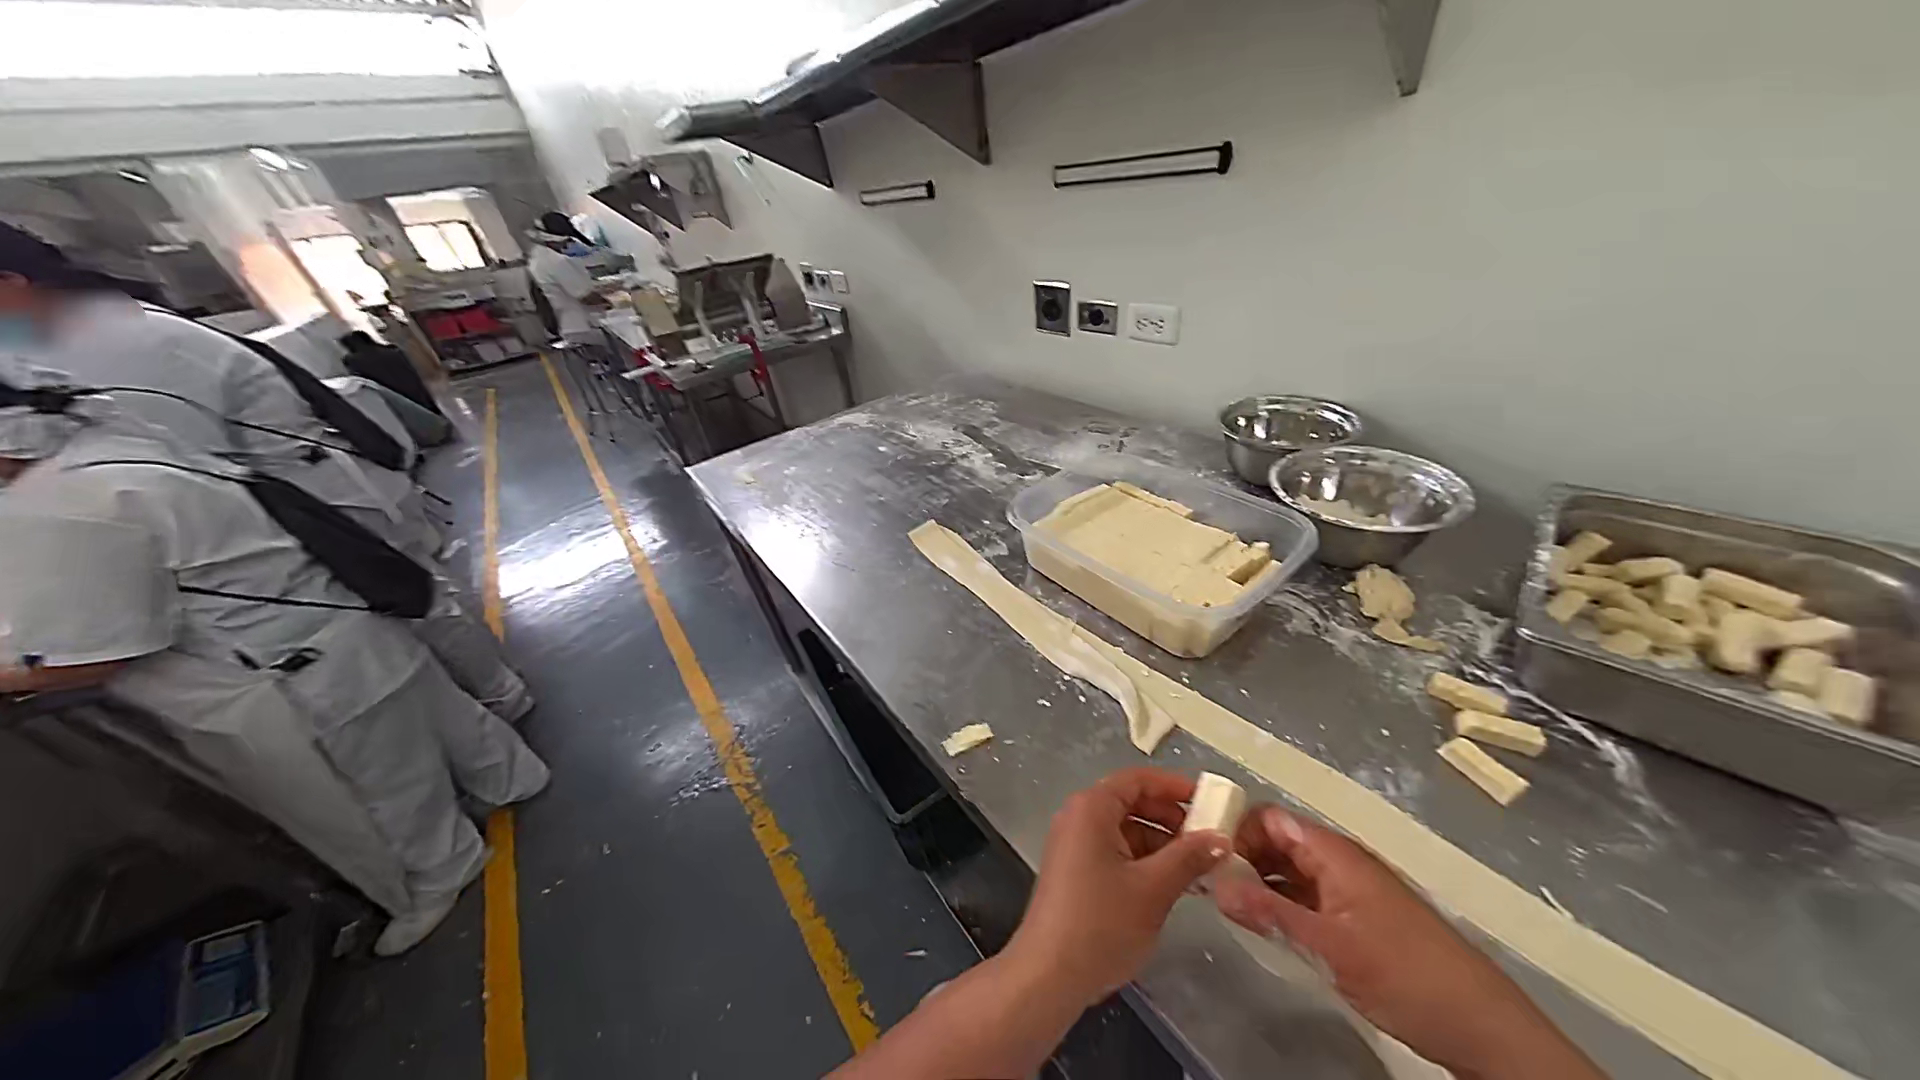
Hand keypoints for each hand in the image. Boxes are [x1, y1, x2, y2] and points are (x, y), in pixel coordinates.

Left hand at [1005, 768, 1229, 1005]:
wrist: (1049, 974)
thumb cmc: (1100, 923)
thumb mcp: (1153, 888)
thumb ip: (1189, 858)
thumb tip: (1221, 838)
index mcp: (1092, 808)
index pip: (1138, 779)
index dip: (1175, 786)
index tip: (1210, 801)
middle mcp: (1079, 817)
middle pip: (1132, 802)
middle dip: (1172, 818)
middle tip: (1211, 838)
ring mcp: (1075, 844)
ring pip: (1126, 829)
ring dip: (1162, 843)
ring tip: (1201, 867)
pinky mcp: (1076, 870)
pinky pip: (1116, 850)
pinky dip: (1145, 860)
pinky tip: (1174, 884)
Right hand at [1211, 806, 1602, 1079]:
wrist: (1486, 1028)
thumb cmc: (1406, 976)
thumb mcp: (1330, 948)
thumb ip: (1269, 913)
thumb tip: (1215, 884)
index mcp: (1334, 853)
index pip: (1271, 819)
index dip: (1236, 830)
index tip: (1207, 857)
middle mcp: (1341, 862)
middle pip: (1278, 841)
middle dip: (1242, 855)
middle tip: (1210, 884)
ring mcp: (1351, 890)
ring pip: (1291, 870)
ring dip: (1259, 881)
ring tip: (1228, 904)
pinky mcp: (1359, 918)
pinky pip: (1308, 895)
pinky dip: (1281, 902)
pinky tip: (1266, 924)